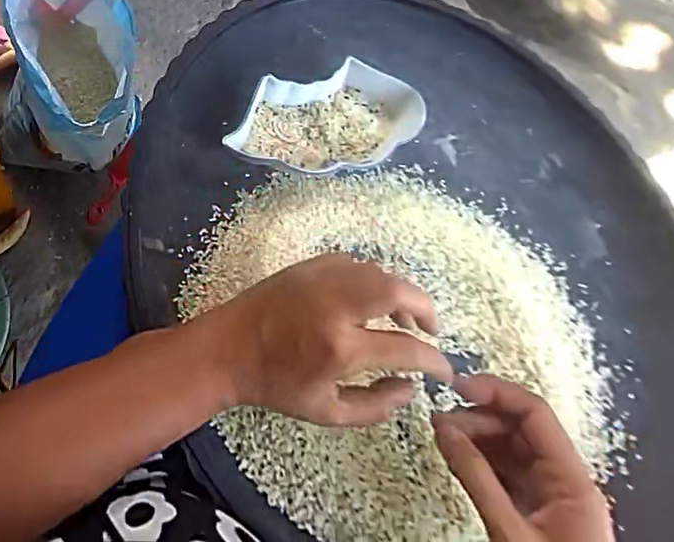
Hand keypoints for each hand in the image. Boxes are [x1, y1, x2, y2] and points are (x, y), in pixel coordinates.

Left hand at [193, 254, 450, 426]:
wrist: (229, 347)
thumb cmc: (277, 385)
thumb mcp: (328, 412)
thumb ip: (376, 406)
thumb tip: (410, 386)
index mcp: (340, 346)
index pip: (405, 348)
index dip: (434, 360)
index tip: (444, 369)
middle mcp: (334, 304)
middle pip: (396, 288)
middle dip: (424, 307)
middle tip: (429, 328)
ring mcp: (319, 278)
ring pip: (375, 270)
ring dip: (398, 289)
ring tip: (402, 315)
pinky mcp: (306, 265)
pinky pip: (351, 262)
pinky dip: (369, 277)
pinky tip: (368, 298)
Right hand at [433, 376, 613, 541]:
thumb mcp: (510, 533)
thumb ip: (476, 476)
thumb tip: (442, 426)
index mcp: (572, 481)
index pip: (534, 412)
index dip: (495, 391)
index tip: (456, 387)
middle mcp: (565, 482)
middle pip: (520, 427)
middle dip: (478, 417)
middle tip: (442, 424)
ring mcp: (551, 498)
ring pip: (510, 448)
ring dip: (476, 437)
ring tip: (444, 440)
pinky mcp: (538, 514)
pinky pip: (507, 472)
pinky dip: (480, 461)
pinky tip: (458, 460)